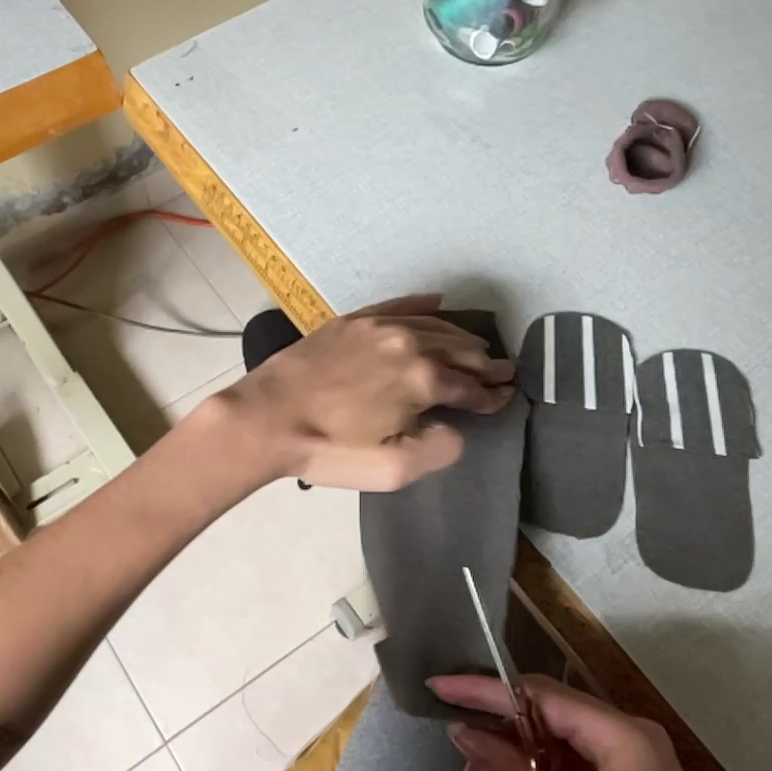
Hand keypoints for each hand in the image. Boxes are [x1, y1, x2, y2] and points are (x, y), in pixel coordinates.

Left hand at [212, 294, 515, 490]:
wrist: (266, 419)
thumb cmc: (330, 450)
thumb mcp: (393, 469)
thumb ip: (439, 448)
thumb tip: (456, 428)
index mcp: (422, 378)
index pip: (470, 386)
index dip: (491, 396)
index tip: (506, 399)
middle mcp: (408, 342)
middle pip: (459, 350)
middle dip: (486, 364)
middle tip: (505, 372)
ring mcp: (379, 325)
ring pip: (434, 326)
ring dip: (461, 338)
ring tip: (478, 349)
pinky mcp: (352, 320)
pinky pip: (399, 304)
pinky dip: (424, 304)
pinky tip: (439, 302)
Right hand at [428, 674, 771, 770]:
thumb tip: (462, 732)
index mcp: (620, 735)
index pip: (538, 693)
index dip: (484, 688)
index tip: (438, 687)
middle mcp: (632, 731)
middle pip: (552, 708)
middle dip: (501, 723)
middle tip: (456, 742)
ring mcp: (639, 753)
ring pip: (564, 733)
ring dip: (522, 748)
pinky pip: (582, 754)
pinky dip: (548, 766)